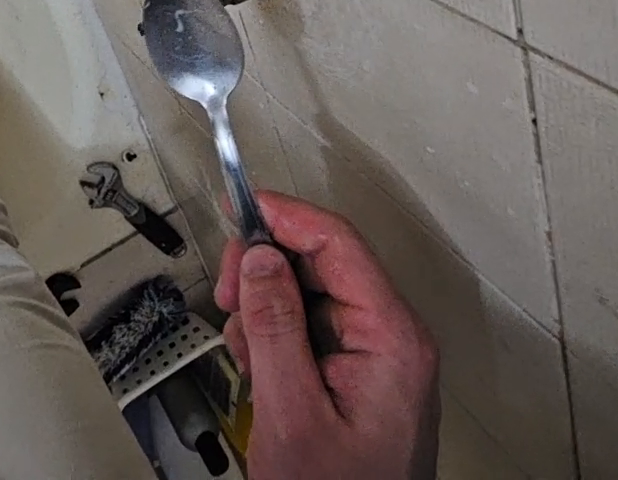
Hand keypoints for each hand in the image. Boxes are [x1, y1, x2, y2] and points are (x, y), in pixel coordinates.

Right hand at [216, 192, 440, 479]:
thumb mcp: (291, 412)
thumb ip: (274, 326)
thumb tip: (260, 254)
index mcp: (390, 336)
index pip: (337, 241)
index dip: (286, 214)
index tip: (238, 205)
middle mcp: (389, 333)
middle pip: (320, 258)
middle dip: (265, 266)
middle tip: (226, 290)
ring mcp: (373, 349)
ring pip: (306, 286)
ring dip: (263, 303)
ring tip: (244, 345)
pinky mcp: (354, 365)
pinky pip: (306, 318)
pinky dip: (271, 328)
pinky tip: (258, 362)